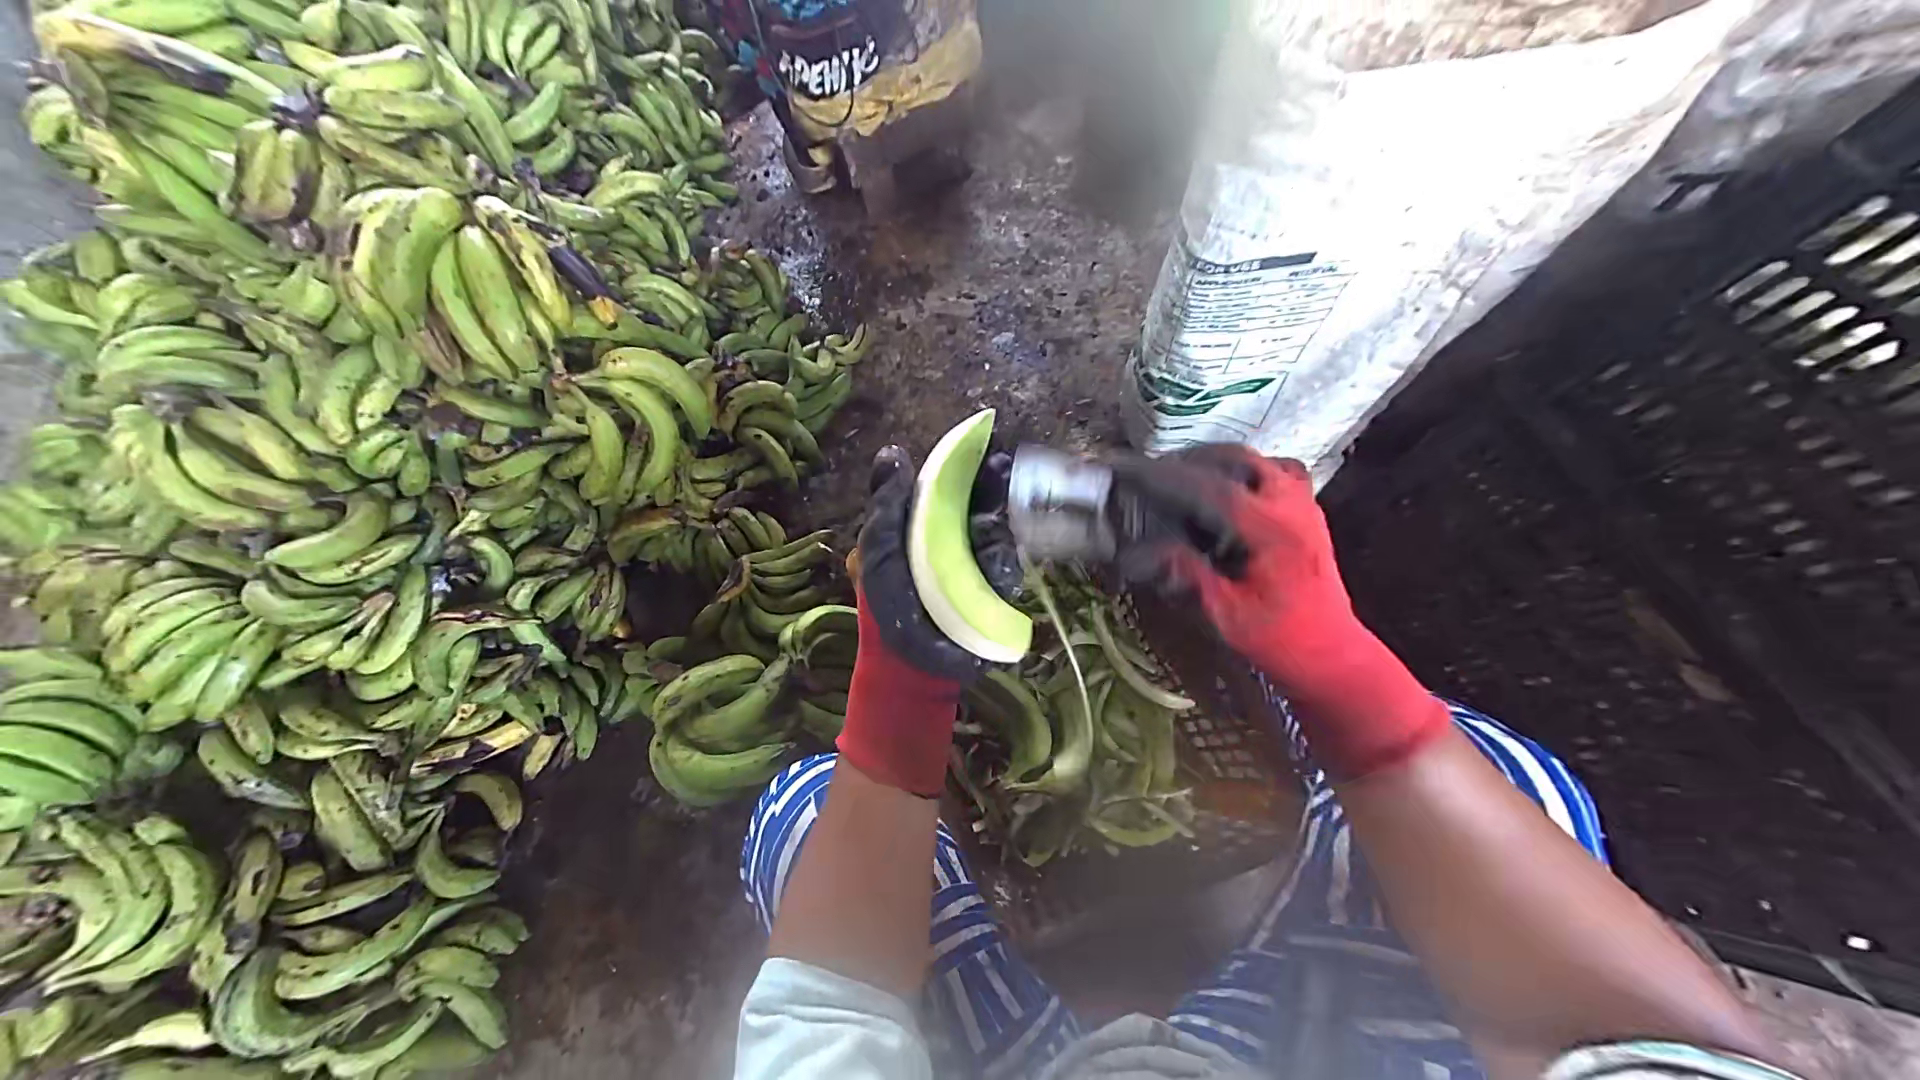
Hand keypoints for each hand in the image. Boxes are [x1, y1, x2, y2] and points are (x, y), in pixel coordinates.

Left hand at [837, 445, 1013, 795]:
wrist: (909, 664)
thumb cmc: (886, 605)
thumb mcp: (876, 550)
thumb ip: (886, 506)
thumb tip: (892, 452)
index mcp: (922, 522)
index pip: (948, 482)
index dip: (964, 462)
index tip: (979, 444)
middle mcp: (954, 536)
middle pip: (981, 501)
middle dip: (990, 485)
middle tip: (997, 469)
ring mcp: (978, 561)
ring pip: (998, 530)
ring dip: (998, 519)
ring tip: (993, 512)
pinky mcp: (996, 587)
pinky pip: (1006, 566)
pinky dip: (1001, 560)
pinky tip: (995, 555)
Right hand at [1115, 445, 1448, 779]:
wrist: (1330, 652)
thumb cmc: (1278, 639)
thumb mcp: (1224, 614)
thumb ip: (1184, 575)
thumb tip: (1132, 554)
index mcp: (1272, 531)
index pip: (1208, 488)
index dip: (1161, 476)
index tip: (1124, 469)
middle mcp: (1291, 505)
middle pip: (1231, 459)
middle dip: (1184, 462)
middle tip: (1146, 475)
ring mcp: (1303, 502)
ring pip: (1251, 459)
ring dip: (1210, 462)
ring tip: (1176, 479)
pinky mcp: (1305, 508)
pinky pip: (1269, 470)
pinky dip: (1238, 471)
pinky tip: (1219, 490)